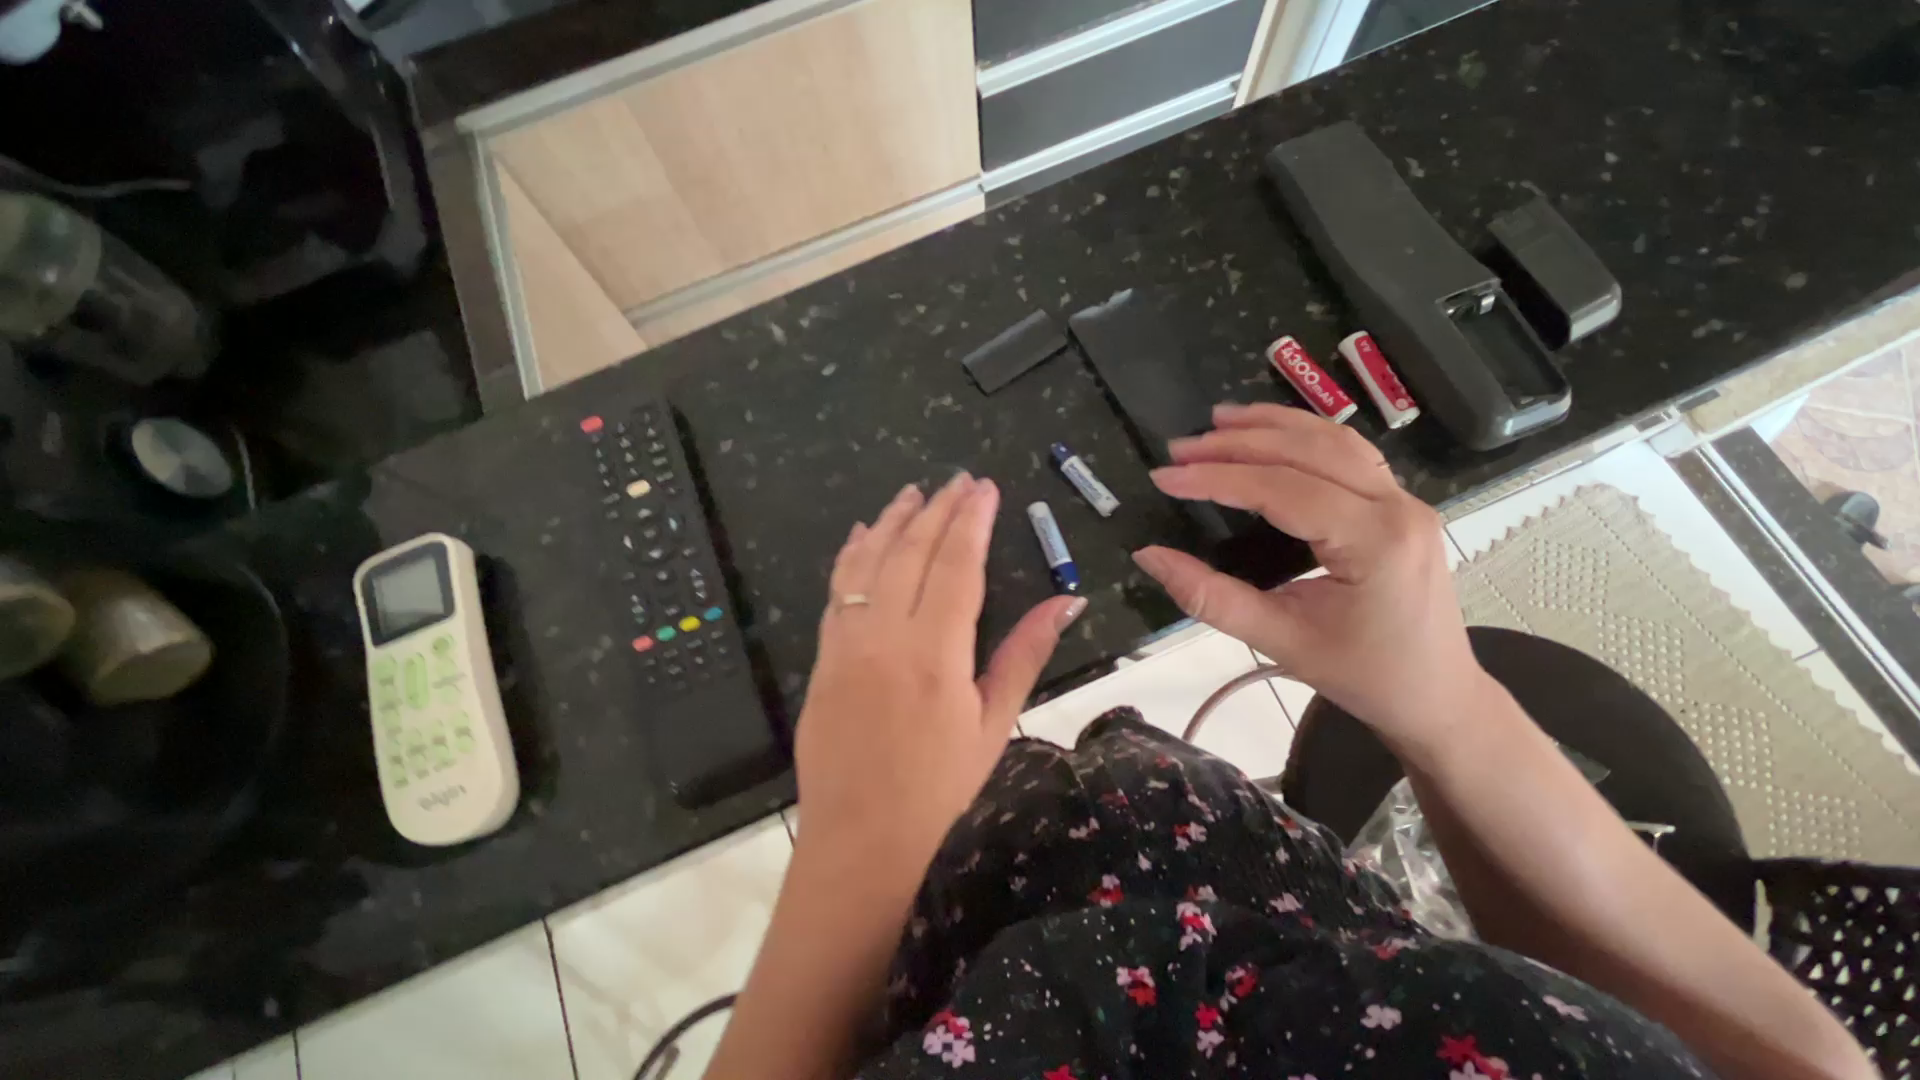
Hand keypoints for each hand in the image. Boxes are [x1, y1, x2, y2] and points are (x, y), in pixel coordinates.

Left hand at [795, 474, 1086, 863]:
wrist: (861, 835)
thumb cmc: (939, 787)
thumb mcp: (994, 724)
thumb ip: (1025, 654)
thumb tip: (1066, 599)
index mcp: (937, 653)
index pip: (958, 566)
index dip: (973, 521)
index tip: (985, 488)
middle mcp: (887, 635)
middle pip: (913, 553)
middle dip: (938, 509)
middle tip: (957, 480)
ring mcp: (847, 643)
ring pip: (869, 562)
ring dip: (892, 521)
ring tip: (912, 492)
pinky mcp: (823, 656)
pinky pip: (836, 590)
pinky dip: (851, 555)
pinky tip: (864, 534)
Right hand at [1129, 403, 1479, 753]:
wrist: (1436, 695)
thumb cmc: (1362, 675)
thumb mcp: (1280, 641)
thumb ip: (1211, 597)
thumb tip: (1149, 556)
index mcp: (1375, 544)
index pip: (1283, 490)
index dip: (1217, 478)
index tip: (1164, 476)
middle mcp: (1398, 508)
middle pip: (1309, 451)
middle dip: (1238, 443)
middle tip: (1180, 448)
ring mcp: (1406, 500)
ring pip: (1333, 440)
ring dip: (1272, 425)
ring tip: (1217, 421)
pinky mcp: (1401, 503)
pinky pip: (1350, 453)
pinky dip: (1303, 434)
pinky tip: (1269, 431)